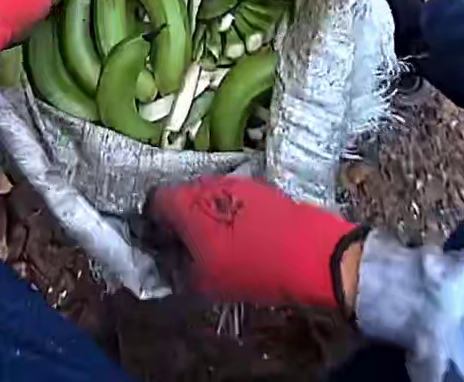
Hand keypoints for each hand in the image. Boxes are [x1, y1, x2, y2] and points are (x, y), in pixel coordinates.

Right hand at [150, 175, 368, 311]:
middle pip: (180, 196)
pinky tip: (244, 235)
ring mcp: (230, 180)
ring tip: (219, 242)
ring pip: (207, 195)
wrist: (310, 252)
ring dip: (207, 214)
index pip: (154, 201)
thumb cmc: (251, 267)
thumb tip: (173, 268)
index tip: (162, 242)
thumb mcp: (209, 283)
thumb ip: (183, 272)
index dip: (154, 222)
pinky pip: (231, 196)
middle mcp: (202, 183)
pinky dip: (230, 212)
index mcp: (184, 203)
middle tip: (189, 246)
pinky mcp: (255, 185)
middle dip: (181, 218)